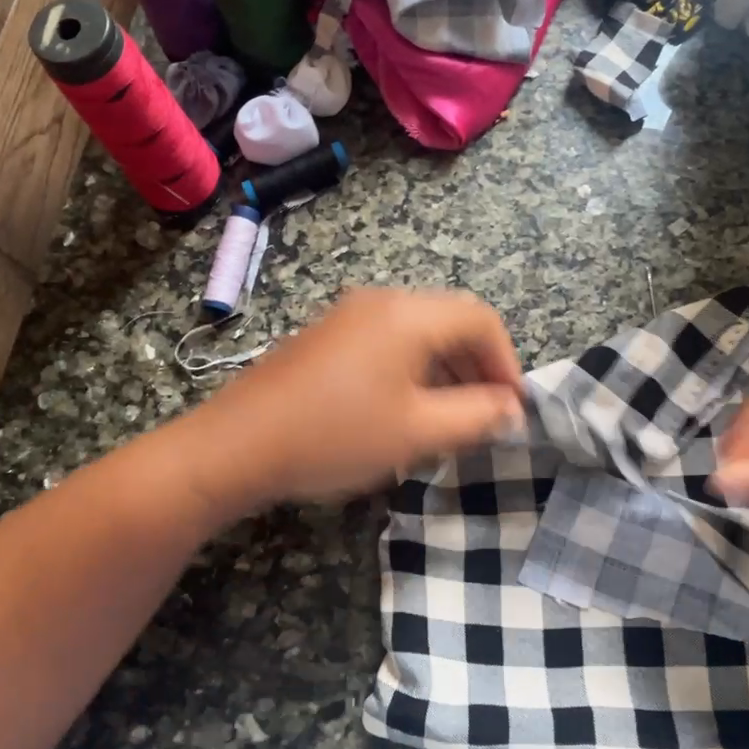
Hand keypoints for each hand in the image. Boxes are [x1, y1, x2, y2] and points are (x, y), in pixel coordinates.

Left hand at [179, 289, 524, 516]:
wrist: (235, 446)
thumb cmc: (334, 436)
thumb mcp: (416, 432)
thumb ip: (476, 416)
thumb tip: (513, 408)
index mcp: (407, 314)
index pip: (481, 319)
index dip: (507, 362)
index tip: (512, 410)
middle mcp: (379, 302)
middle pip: (450, 320)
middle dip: (478, 367)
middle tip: (486, 418)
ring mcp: (347, 316)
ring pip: (418, 332)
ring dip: (446, 371)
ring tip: (450, 420)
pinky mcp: (326, 337)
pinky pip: (387, 342)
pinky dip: (412, 370)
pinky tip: (404, 412)